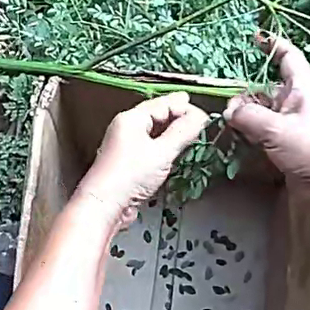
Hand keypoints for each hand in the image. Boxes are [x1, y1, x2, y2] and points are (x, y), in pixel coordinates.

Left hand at [74, 92, 210, 226]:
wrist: (104, 206)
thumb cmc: (128, 177)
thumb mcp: (162, 152)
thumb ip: (183, 132)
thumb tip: (200, 117)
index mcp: (131, 118)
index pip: (163, 103)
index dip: (185, 108)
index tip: (204, 117)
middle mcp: (126, 128)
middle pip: (158, 116)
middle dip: (179, 118)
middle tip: (200, 123)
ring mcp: (126, 145)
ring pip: (154, 132)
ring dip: (172, 133)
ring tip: (191, 135)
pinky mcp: (128, 162)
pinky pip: (150, 147)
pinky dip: (164, 146)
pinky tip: (174, 152)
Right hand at [224, 33, 309, 194]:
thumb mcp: (277, 128)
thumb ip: (248, 116)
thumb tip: (229, 112)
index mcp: (302, 90)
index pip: (289, 58)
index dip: (273, 45)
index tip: (255, 38)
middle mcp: (297, 106)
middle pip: (265, 90)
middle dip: (244, 95)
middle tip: (229, 108)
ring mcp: (292, 129)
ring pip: (261, 114)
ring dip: (243, 119)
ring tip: (229, 128)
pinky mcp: (288, 150)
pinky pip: (262, 136)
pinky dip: (248, 137)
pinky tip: (237, 143)